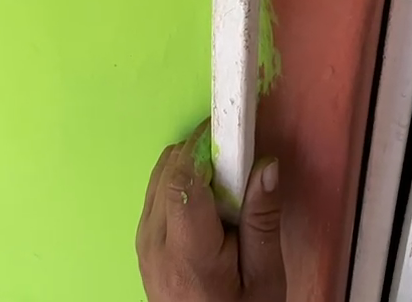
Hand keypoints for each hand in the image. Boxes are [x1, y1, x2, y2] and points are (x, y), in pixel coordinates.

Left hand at [136, 123, 284, 301]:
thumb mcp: (264, 276)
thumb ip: (263, 219)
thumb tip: (267, 164)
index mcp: (186, 251)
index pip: (183, 176)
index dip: (207, 144)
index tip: (236, 135)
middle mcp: (154, 242)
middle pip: (170, 168)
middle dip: (204, 151)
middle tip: (240, 159)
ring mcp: (143, 243)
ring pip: (161, 174)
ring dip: (193, 164)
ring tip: (228, 183)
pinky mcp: (143, 244)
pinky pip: (157, 192)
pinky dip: (183, 180)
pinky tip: (210, 200)